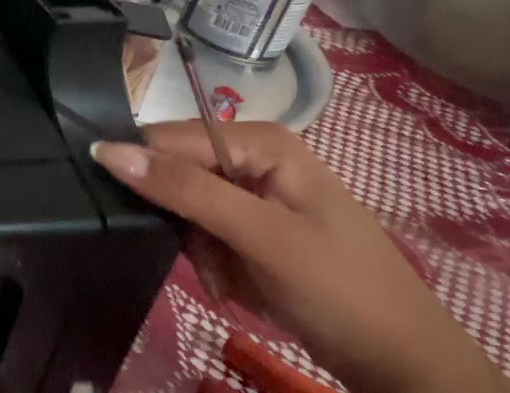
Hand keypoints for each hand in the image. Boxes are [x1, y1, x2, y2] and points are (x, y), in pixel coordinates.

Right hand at [92, 121, 509, 392]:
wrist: (407, 370)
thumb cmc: (342, 291)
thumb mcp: (261, 236)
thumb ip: (185, 188)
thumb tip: (102, 148)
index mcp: (260, 141)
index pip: (164, 139)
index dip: (147, 174)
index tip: (151, 218)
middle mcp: (252, 157)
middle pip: (172, 172)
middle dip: (179, 219)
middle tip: (206, 259)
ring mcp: (254, 195)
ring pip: (180, 207)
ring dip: (194, 248)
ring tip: (224, 280)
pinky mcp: (252, 229)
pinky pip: (200, 232)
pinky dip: (209, 262)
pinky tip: (232, 286)